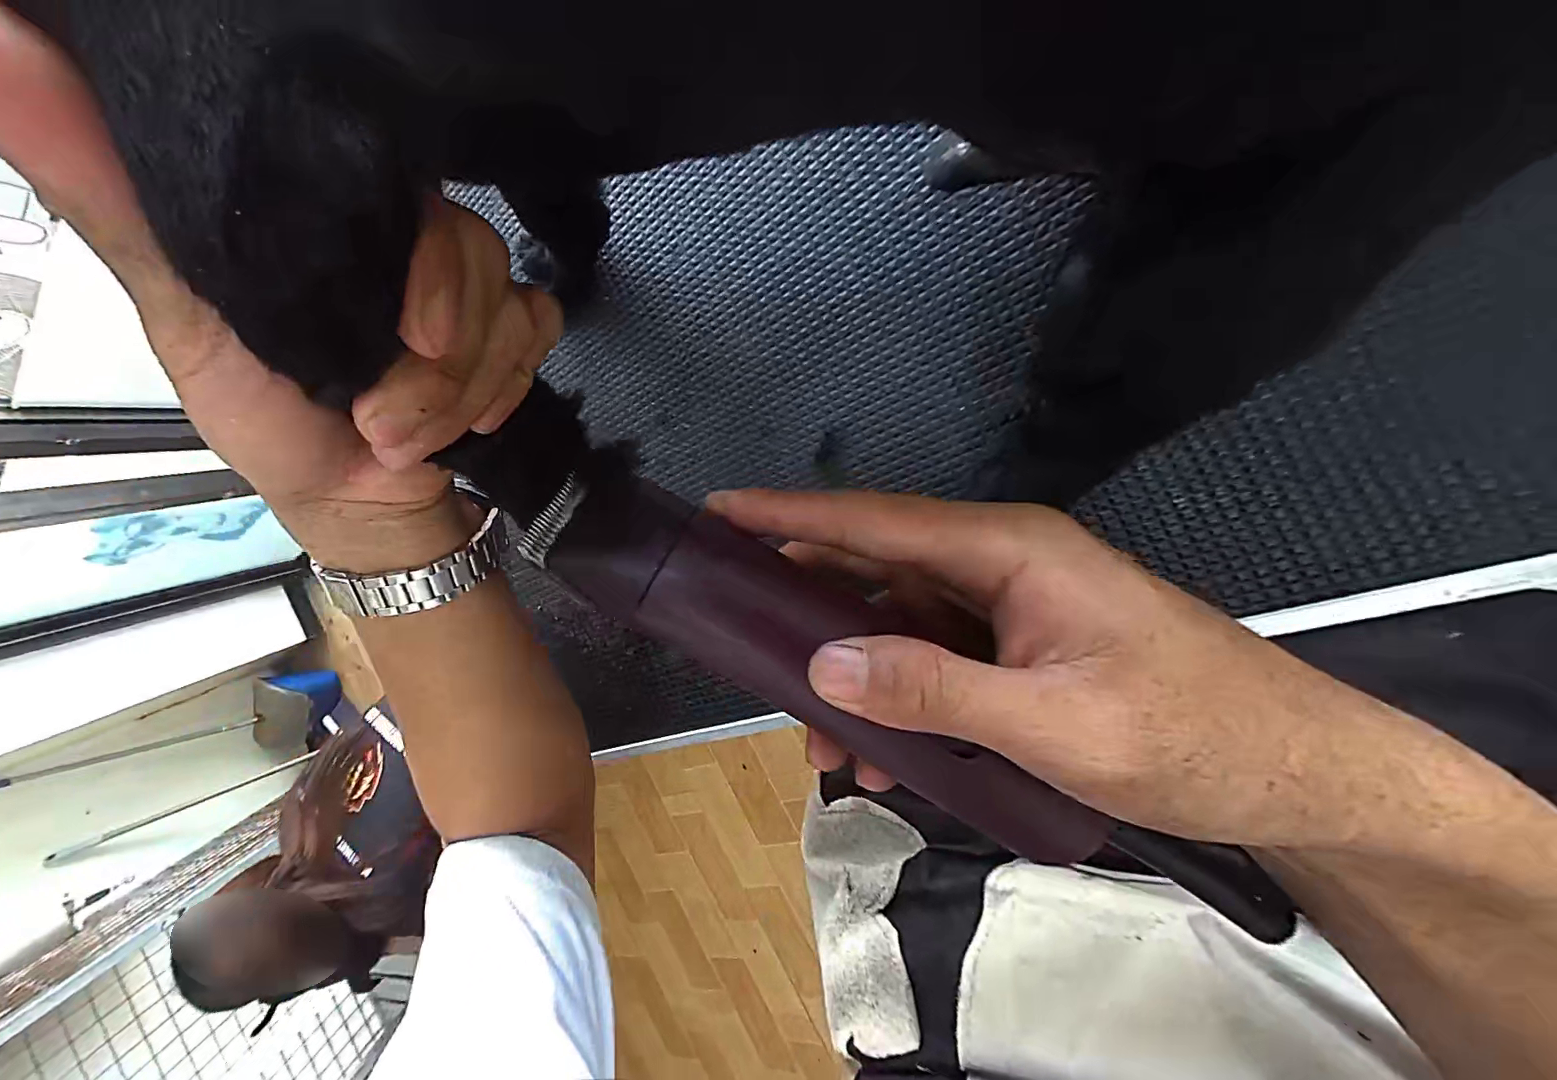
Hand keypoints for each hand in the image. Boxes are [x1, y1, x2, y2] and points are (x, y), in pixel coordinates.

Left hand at [0, 0, 560, 568]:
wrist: (357, 504)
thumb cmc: (270, 420)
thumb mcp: (177, 308)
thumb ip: (92, 182)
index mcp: (330, 217)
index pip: (400, 178)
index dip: (419, 257)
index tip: (402, 332)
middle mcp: (404, 238)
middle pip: (472, 246)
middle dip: (437, 355)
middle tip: (387, 417)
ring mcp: (468, 290)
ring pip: (512, 302)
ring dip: (463, 390)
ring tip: (412, 434)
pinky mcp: (509, 334)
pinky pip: (541, 329)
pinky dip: (506, 384)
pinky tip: (469, 417)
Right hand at [707, 488, 1498, 854]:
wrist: (1308, 782)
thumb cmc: (1195, 738)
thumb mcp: (1055, 724)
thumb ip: (933, 688)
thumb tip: (824, 664)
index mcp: (1005, 550)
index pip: (872, 520)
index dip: (789, 512)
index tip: (722, 508)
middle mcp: (992, 563)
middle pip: (869, 567)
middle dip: (804, 609)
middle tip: (743, 638)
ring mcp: (998, 606)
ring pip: (890, 625)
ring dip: (848, 677)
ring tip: (821, 744)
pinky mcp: (1004, 645)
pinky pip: (922, 660)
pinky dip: (891, 701)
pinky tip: (880, 757)